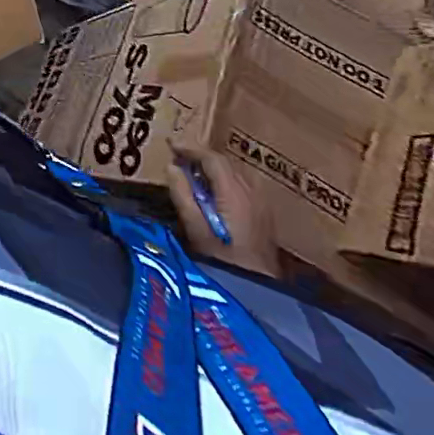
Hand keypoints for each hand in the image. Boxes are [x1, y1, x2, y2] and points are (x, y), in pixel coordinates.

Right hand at [167, 151, 280, 277]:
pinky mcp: (263, 215)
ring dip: (210, 168)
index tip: (170, 143)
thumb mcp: (195, 228)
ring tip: (189, 172)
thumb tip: (172, 167)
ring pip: (233, 174)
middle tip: (176, 156)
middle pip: (224, 163)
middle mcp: (252, 193)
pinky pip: (240, 186)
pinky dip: (221, 181)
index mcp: (235, 193)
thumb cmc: (223, 260)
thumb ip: (182, 195)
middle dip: (199, 156)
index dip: (190, 148)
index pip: (212, 159)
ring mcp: (261, 204)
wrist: (260, 291)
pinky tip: (210, 192)